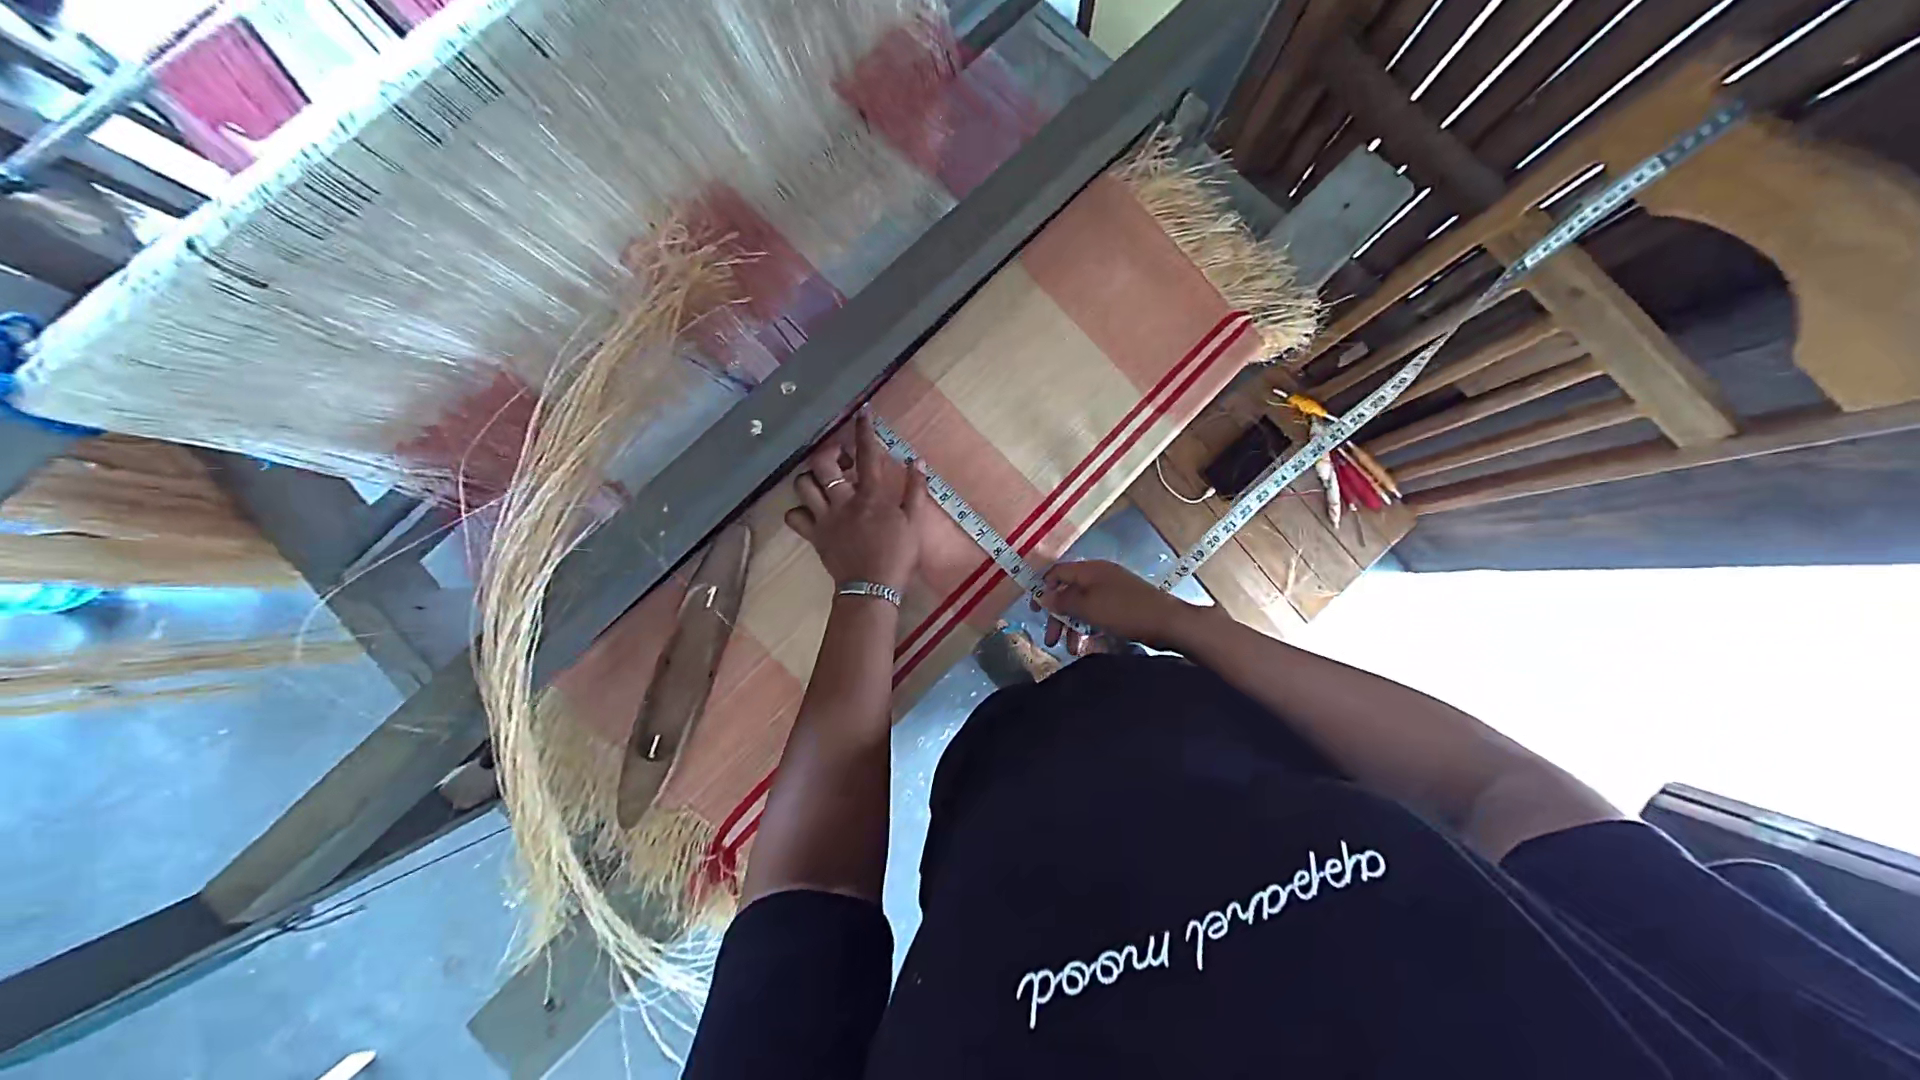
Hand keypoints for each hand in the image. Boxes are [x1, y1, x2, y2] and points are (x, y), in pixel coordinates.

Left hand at [784, 412, 935, 594]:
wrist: (872, 589)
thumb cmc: (898, 556)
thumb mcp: (914, 522)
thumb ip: (915, 490)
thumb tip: (918, 460)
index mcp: (871, 495)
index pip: (867, 453)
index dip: (864, 430)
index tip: (862, 413)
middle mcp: (843, 500)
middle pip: (823, 463)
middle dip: (829, 453)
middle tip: (841, 458)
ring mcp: (825, 517)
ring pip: (803, 485)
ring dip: (811, 478)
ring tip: (823, 482)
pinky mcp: (814, 535)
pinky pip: (794, 517)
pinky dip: (798, 511)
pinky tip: (811, 512)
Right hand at [1034, 559, 1207, 655]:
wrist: (1168, 623)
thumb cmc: (1125, 611)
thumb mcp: (1088, 606)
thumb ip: (1063, 600)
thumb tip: (1042, 596)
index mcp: (1090, 570)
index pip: (1058, 572)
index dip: (1043, 589)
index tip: (1035, 612)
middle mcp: (1100, 577)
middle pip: (1069, 593)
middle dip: (1058, 617)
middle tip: (1051, 639)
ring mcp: (1113, 591)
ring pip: (1083, 607)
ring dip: (1073, 627)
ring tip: (1071, 650)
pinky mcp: (1124, 607)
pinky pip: (1099, 615)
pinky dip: (1090, 628)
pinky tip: (1088, 645)